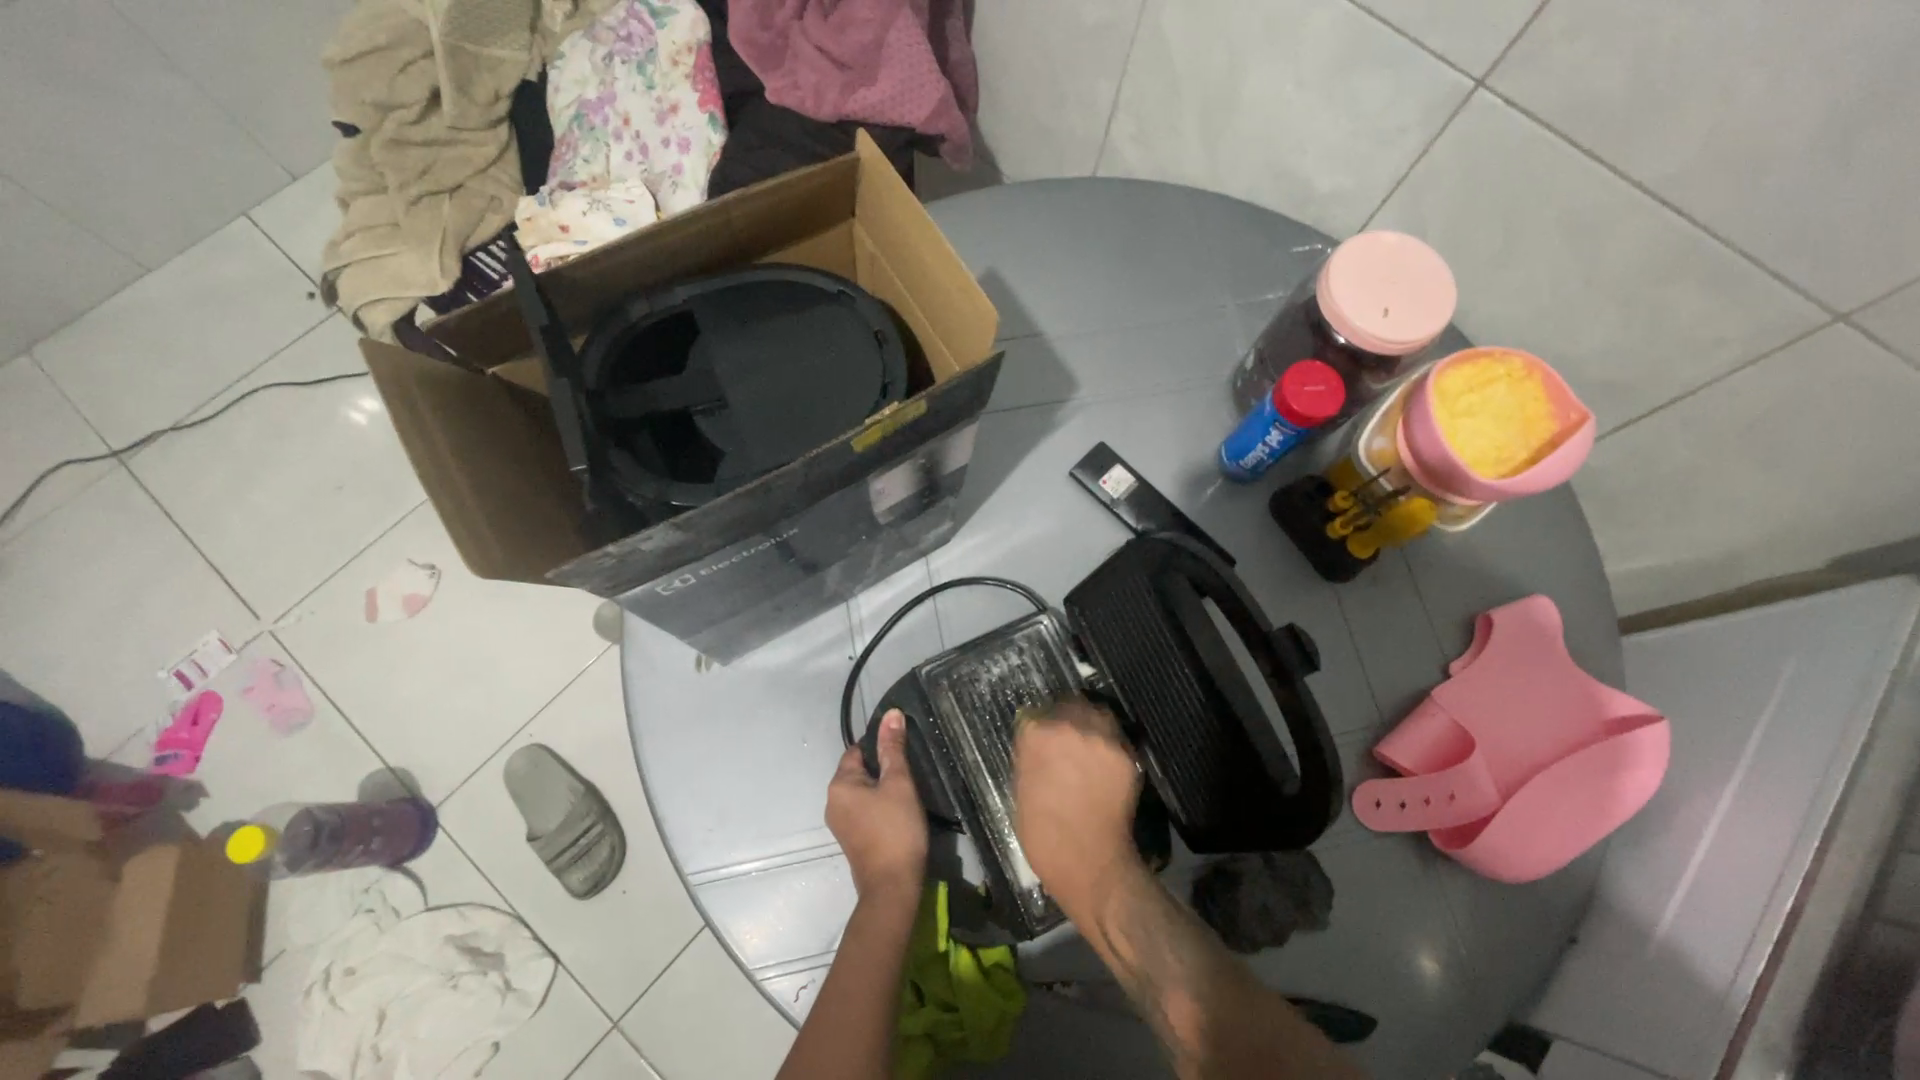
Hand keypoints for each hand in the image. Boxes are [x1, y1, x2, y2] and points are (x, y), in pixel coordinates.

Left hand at [827, 709, 927, 905]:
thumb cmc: (896, 830)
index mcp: (839, 785)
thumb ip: (893, 748)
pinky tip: (899, 814)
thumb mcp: (899, 784)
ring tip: (908, 795)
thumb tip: (891, 714)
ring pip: (862, 793)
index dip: (880, 748)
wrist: (892, 887)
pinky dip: (879, 808)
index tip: (904, 753)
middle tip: (911, 775)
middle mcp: (832, 802)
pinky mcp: (851, 839)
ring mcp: (839, 823)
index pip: (857, 750)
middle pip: (858, 772)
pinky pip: (864, 811)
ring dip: (882, 790)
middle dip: (882, 770)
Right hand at [1013, 698, 1143, 915]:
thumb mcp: (1021, 786)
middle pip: (1070, 703)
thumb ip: (1030, 754)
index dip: (1040, 724)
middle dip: (1067, 716)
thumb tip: (1035, 740)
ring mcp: (1101, 738)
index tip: (1042, 735)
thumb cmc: (1042, 832)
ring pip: (1097, 714)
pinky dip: (1110, 745)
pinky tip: (1104, 764)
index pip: (1036, 712)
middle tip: (1067, 737)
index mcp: (1036, 733)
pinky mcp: (1127, 753)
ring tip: (1089, 746)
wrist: (1087, 860)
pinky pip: (1116, 738)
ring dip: (1091, 724)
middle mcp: (1070, 725)